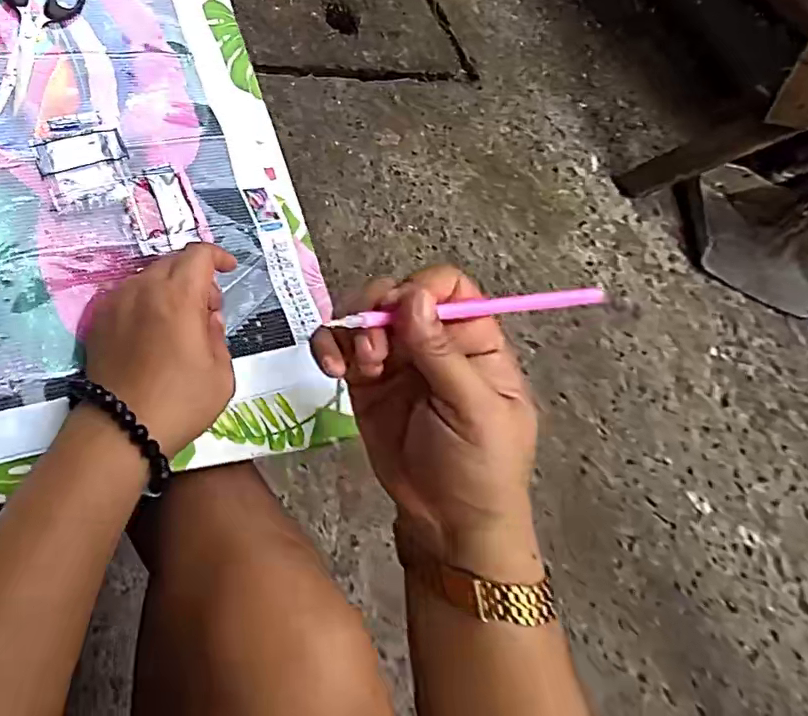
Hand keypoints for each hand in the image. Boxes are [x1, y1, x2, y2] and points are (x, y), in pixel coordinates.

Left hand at [80, 242, 237, 451]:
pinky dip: (144, 302)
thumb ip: (216, 334)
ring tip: (178, 324)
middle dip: (194, 276)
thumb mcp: (220, 373)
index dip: (217, 256)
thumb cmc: (179, 402)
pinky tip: (150, 332)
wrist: (120, 424)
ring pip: (147, 278)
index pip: (198, 255)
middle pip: (172, 263)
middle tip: (206, 309)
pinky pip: (127, 296)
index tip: (228, 268)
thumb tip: (207, 316)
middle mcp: (142, 288)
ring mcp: (115, 300)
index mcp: (177, 296)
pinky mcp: (98, 317)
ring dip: (168, 289)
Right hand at [312, 265, 542, 580]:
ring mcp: (394, 357)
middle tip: (373, 351)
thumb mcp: (474, 411)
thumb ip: (442, 353)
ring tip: (355, 369)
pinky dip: (326, 347)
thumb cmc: (480, 468)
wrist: (444, 518)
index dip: (421, 290)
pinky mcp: (361, 375)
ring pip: (358, 314)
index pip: (447, 288)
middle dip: (374, 313)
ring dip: (348, 332)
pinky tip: (332, 370)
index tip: (401, 315)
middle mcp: (430, 341)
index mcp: (472, 343)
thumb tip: (414, 296)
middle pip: (392, 294)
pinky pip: (335, 342)